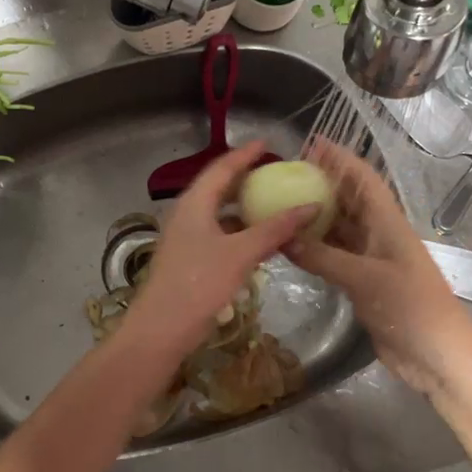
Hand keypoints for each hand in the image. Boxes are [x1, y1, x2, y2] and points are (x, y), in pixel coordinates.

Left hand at [122, 140, 314, 358]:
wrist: (162, 328)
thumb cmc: (198, 283)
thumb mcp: (241, 253)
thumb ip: (274, 229)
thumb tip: (309, 206)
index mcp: (194, 203)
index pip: (221, 168)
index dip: (244, 154)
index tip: (266, 143)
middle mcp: (187, 215)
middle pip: (219, 189)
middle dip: (246, 180)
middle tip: (275, 174)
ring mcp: (187, 239)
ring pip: (220, 215)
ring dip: (246, 210)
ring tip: (275, 206)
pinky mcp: (190, 261)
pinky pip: (220, 236)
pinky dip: (242, 234)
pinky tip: (263, 243)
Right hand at [283, 141, 471, 392]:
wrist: (437, 356)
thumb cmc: (411, 308)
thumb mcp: (364, 278)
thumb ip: (323, 257)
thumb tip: (283, 238)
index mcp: (388, 224)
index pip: (363, 180)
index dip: (341, 159)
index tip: (312, 144)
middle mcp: (379, 236)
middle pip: (349, 201)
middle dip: (321, 184)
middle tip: (284, 176)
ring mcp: (372, 261)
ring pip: (339, 229)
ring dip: (314, 218)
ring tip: (280, 206)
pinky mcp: (364, 284)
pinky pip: (334, 256)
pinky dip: (314, 249)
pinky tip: (290, 247)